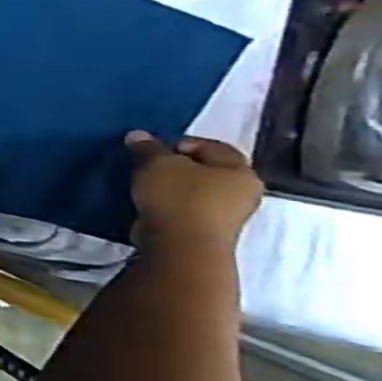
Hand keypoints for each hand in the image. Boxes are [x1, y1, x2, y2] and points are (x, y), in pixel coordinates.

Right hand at [124, 131, 262, 249]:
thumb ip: (148, 147)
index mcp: (241, 171)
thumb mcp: (156, 163)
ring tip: (141, 183)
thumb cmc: (178, 196)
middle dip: (175, 165)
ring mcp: (228, 213)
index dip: (180, 142)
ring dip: (170, 185)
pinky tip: (147, 201)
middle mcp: (243, 191)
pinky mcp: (208, 229)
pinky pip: (186, 207)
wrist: (181, 244)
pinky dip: (168, 202)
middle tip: (144, 164)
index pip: (212, 146)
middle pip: (205, 169)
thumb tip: (138, 135)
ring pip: (195, 189)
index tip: (150, 147)